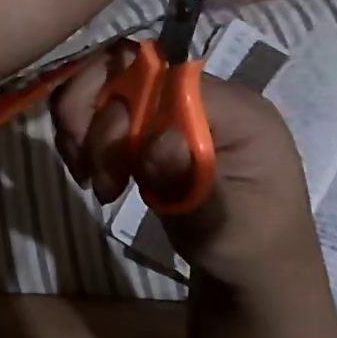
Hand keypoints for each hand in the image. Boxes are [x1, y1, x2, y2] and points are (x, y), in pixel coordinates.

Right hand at [51, 48, 317, 283]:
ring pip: (106, 86)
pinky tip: (91, 172)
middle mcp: (203, 96)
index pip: (162, 77)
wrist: (252, 268)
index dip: (121, 108)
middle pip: (125, 69)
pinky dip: (86, 137)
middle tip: (85, 168)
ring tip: (88, 177)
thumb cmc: (248, 246)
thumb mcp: (224, 224)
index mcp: (235, 110)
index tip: (105, 164)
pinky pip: (106, 109)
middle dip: (90, 115)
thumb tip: (158, 139)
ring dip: (83, 129)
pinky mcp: (154, 123)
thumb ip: (190, 180)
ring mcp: (176, 107)